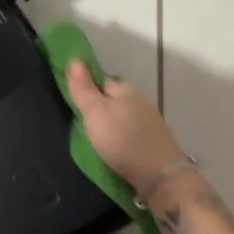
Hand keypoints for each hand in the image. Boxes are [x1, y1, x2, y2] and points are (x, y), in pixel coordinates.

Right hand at [66, 59, 190, 192]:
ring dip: (113, 122)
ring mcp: (150, 121)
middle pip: (115, 98)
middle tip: (83, 122)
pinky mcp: (155, 140)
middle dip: (101, 106)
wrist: (159, 174)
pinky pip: (133, 131)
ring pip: (125, 115)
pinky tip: (116, 146)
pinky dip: (123, 135)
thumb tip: (74, 59)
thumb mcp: (95, 112)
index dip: (88, 88)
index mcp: (125, 90)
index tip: (75, 101)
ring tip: (97, 136)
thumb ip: (83, 89)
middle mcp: (140, 101)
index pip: (102, 80)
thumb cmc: (122, 139)